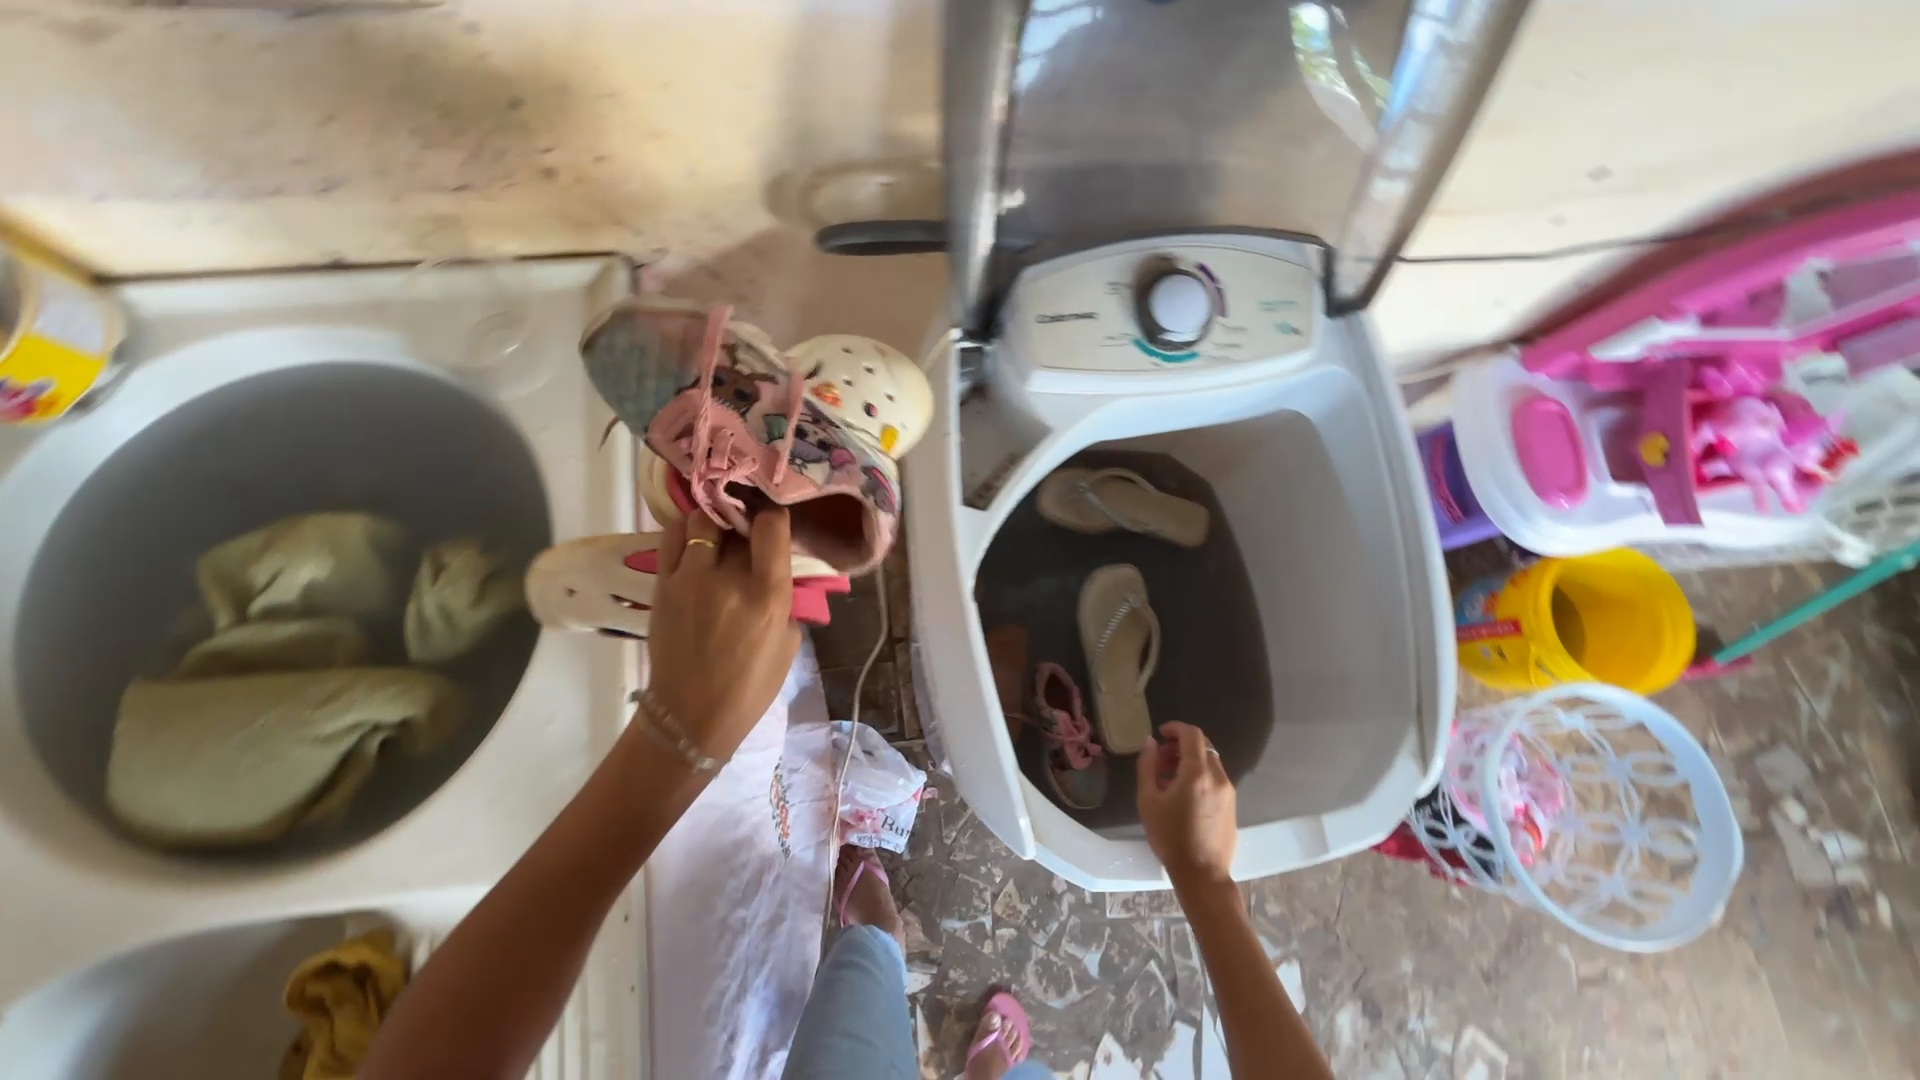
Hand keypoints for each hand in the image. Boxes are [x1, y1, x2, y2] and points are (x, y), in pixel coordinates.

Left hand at [644, 509, 800, 763]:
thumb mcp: (789, 642)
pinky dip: (686, 529)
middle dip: (746, 523)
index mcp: (768, 595)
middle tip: (748, 532)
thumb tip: (774, 570)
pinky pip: (673, 536)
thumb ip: (784, 599)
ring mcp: (690, 578)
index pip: (772, 527)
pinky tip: (695, 537)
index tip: (775, 519)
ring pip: (702, 521)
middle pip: (738, 523)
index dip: (775, 515)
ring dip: (714, 522)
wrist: (691, 714)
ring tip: (719, 533)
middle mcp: (729, 579)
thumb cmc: (751, 685)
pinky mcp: (663, 583)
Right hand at [1136, 722, 1236, 887]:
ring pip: (1210, 761)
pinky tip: (1185, 795)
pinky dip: (1200, 774)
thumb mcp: (1148, 800)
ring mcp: (1229, 790)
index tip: (1160, 734)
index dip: (1175, 728)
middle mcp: (1218, 776)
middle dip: (1180, 745)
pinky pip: (1216, 777)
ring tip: (1170, 780)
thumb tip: (1151, 743)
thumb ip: (1148, 766)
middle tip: (1160, 760)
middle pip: (1202, 746)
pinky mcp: (1232, 804)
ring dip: (1190, 760)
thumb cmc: (1170, 837)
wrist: (1202, 874)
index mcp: (1197, 773)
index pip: (1192, 734)